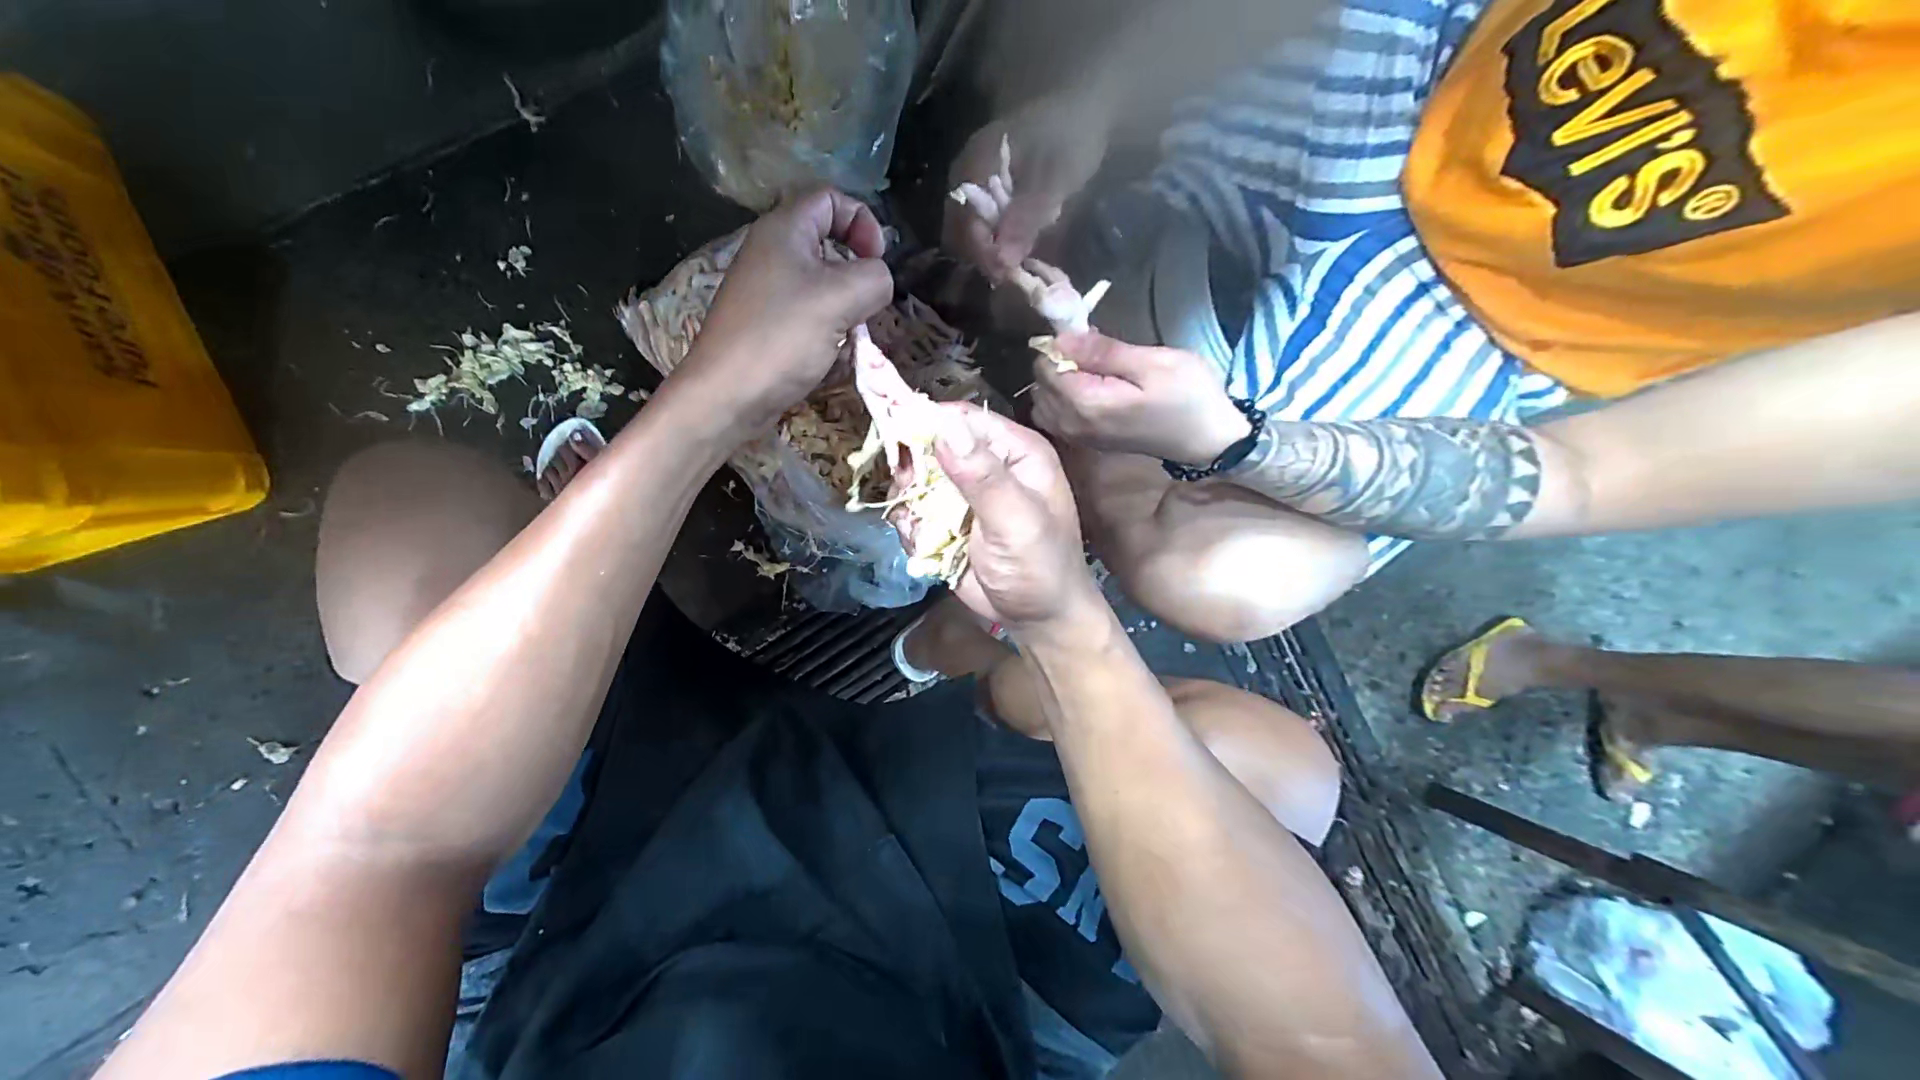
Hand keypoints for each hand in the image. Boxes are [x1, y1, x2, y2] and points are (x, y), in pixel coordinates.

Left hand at [673, 189, 892, 433]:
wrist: (727, 396)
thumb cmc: (781, 338)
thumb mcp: (841, 298)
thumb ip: (874, 277)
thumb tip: (880, 280)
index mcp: (784, 229)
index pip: (831, 198)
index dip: (862, 221)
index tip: (877, 260)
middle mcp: (771, 252)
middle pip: (828, 241)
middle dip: (857, 270)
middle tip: (868, 302)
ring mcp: (765, 290)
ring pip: (821, 282)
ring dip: (846, 305)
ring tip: (850, 333)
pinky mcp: (765, 324)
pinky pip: (807, 312)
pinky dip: (827, 327)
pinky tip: (830, 353)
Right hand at [931, 404, 1106, 642]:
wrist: (1039, 620)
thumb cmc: (1040, 569)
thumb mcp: (1017, 522)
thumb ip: (983, 476)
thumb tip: (944, 427)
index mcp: (1016, 451)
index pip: (961, 418)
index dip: (924, 423)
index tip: (895, 441)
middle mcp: (989, 464)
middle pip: (931, 444)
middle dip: (912, 470)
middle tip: (910, 495)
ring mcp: (966, 493)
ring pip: (916, 479)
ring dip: (910, 503)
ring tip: (921, 527)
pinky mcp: (948, 520)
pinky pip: (914, 510)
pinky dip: (911, 527)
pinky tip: (925, 545)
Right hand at [942, 92, 1113, 281]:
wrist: (1087, 105)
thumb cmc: (1072, 137)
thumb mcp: (1055, 179)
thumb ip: (1026, 219)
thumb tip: (1002, 263)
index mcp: (975, 164)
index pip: (963, 220)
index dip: (981, 252)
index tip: (1005, 276)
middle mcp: (965, 173)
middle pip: (959, 228)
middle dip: (982, 255)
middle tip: (1010, 276)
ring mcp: (974, 180)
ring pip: (968, 229)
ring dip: (988, 251)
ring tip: (1014, 267)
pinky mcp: (987, 188)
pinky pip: (980, 222)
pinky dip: (995, 239)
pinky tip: (1015, 248)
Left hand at [1031, 333, 1252, 464]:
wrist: (1209, 439)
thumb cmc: (1188, 396)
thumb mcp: (1152, 363)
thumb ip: (1102, 352)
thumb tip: (1062, 338)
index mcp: (1086, 404)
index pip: (1045, 367)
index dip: (1061, 346)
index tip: (1088, 337)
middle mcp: (1072, 425)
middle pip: (1040, 385)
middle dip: (1058, 363)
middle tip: (1094, 351)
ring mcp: (1077, 437)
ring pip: (1043, 402)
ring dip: (1059, 382)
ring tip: (1094, 370)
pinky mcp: (1086, 441)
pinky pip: (1055, 417)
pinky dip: (1063, 399)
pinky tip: (1092, 387)